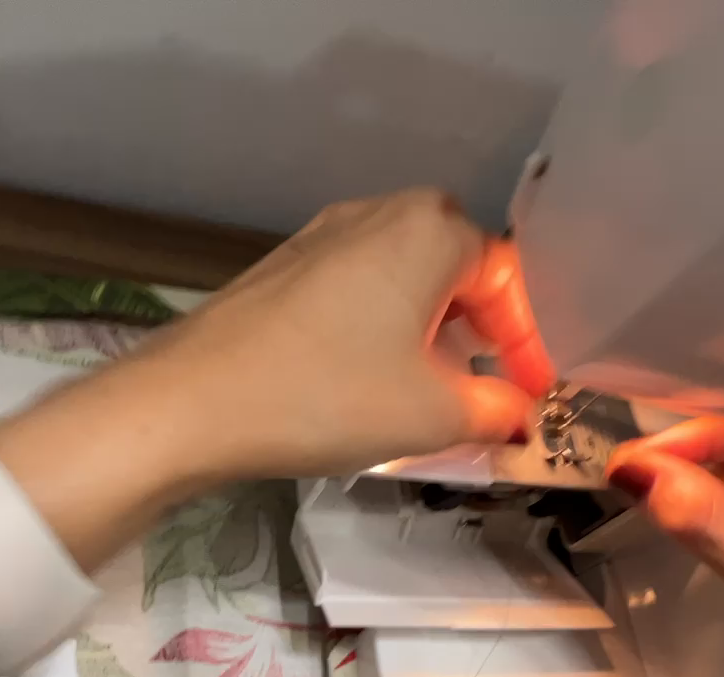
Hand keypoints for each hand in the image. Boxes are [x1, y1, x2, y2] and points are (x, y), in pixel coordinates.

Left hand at [135, 188, 555, 479]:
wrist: (193, 403)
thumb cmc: (328, 398)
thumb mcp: (433, 415)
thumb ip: (496, 409)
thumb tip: (518, 413)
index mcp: (428, 230)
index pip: (505, 278)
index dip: (527, 343)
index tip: (529, 399)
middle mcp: (376, 213)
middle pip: (453, 266)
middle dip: (477, 326)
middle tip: (477, 381)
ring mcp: (318, 236)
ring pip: (400, 276)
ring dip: (425, 328)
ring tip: (422, 387)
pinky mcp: (279, 269)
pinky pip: (353, 288)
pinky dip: (377, 327)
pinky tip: (360, 375)